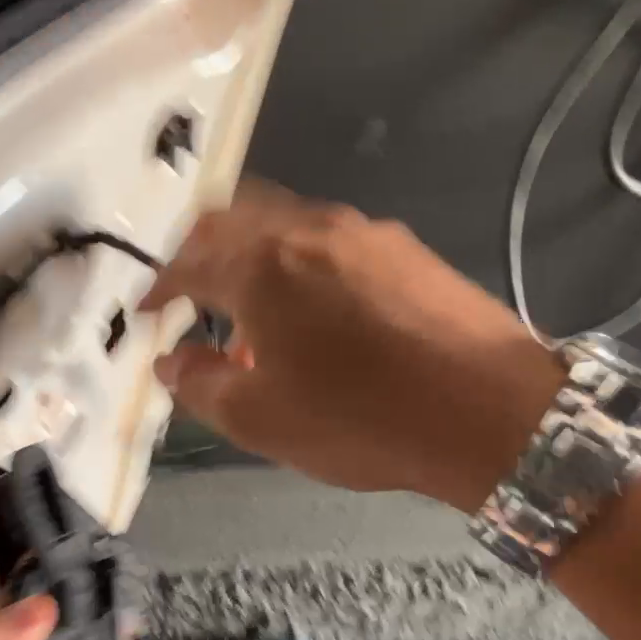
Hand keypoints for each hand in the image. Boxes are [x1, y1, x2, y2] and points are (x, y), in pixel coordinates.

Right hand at [140, 185, 565, 511]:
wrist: (492, 413)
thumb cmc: (360, 419)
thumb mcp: (259, 419)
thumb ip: (200, 384)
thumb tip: (170, 361)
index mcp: (261, 267)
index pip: (188, 262)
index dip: (158, 287)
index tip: (147, 313)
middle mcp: (308, 230)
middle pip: (233, 220)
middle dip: (200, 254)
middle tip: (188, 297)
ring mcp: (363, 232)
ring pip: (284, 225)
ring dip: (252, 259)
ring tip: (252, 315)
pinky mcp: (406, 249)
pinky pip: (329, 242)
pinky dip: (298, 265)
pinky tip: (314, 315)